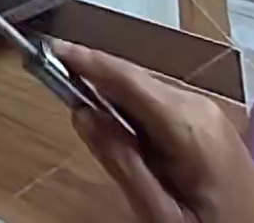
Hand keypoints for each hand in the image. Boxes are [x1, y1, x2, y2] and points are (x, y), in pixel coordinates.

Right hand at [54, 41, 253, 222]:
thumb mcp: (166, 218)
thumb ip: (122, 163)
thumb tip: (80, 113)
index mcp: (187, 124)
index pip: (125, 77)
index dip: (84, 59)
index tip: (48, 48)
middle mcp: (195, 104)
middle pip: (131, 78)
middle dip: (92, 74)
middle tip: (51, 75)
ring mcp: (203, 109)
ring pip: (141, 88)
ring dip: (108, 91)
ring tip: (74, 95)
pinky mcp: (205, 120)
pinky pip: (155, 102)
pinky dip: (128, 105)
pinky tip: (113, 121)